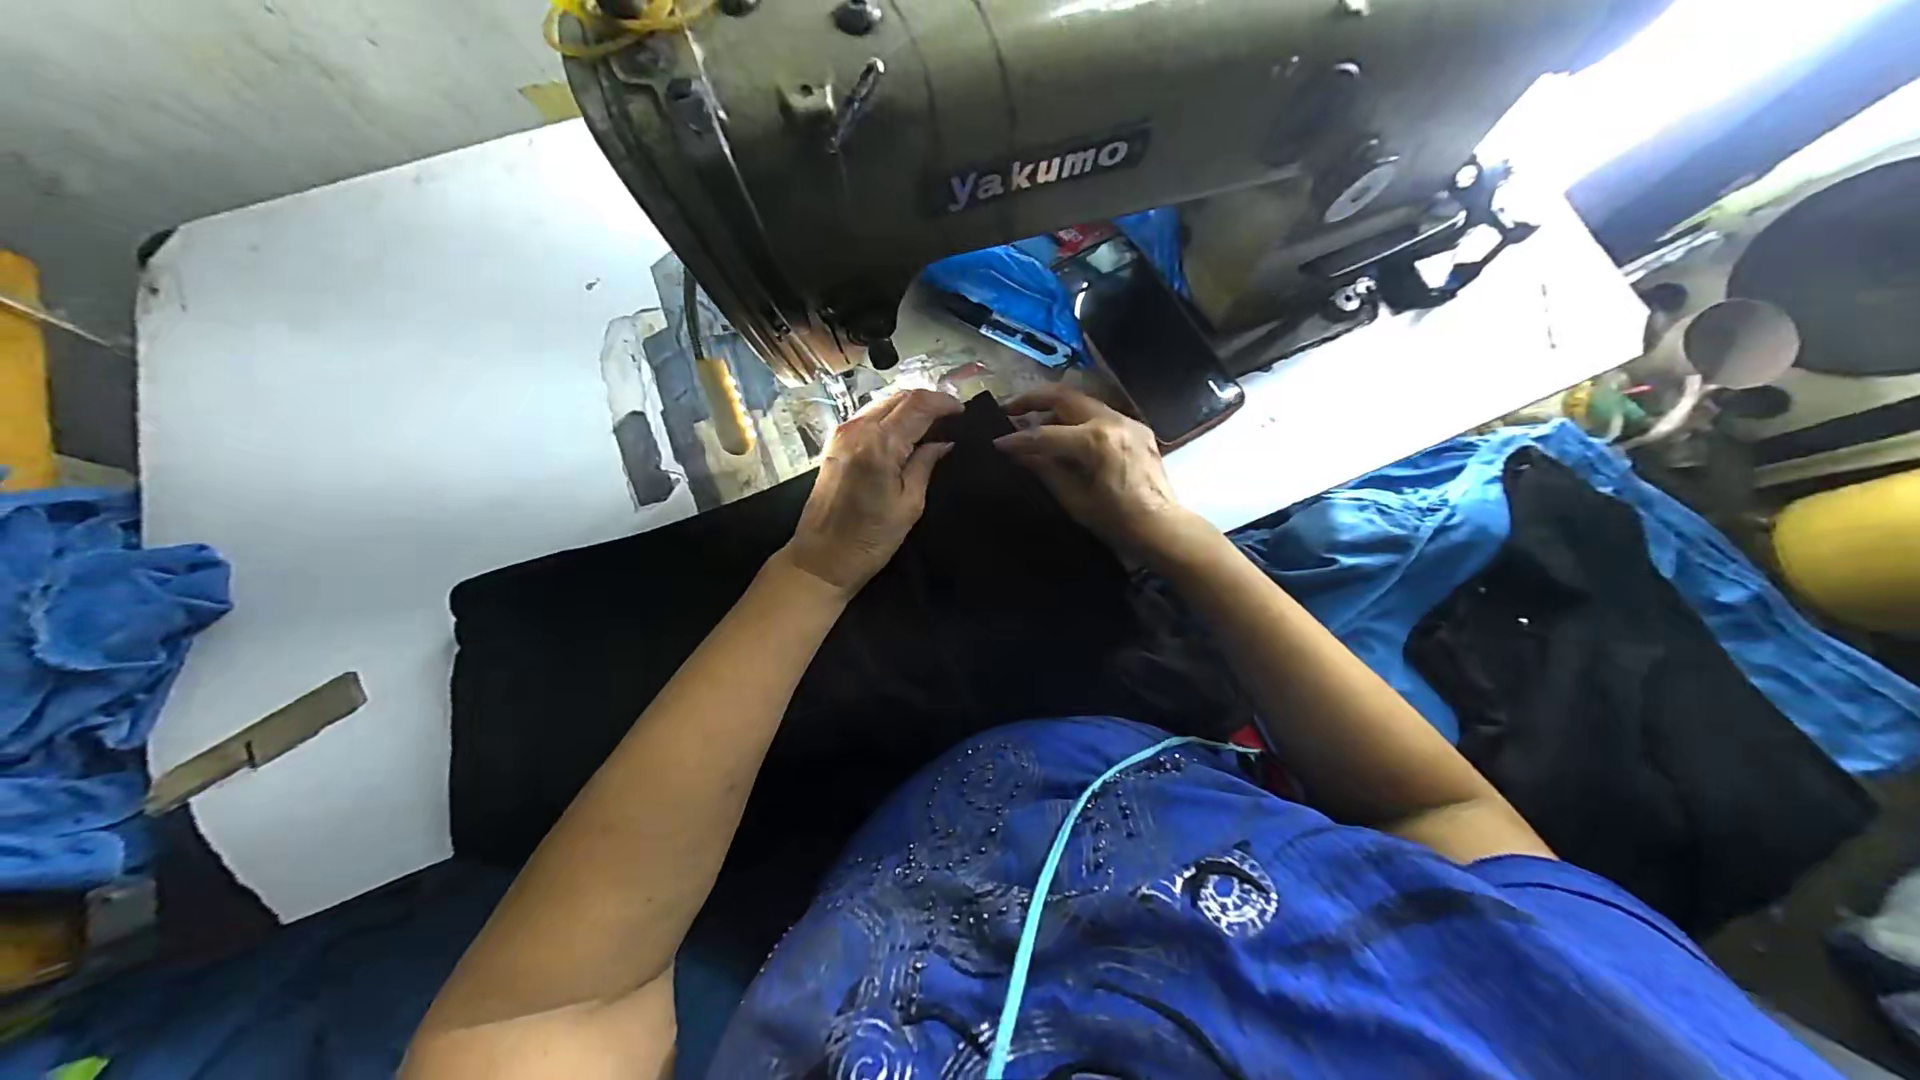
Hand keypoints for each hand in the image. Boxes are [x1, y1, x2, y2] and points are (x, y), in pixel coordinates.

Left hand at [781, 389, 962, 594]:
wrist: (822, 558)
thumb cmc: (870, 539)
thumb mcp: (909, 504)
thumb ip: (925, 464)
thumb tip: (944, 442)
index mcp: (879, 444)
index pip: (918, 404)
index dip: (944, 402)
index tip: (963, 412)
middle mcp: (858, 429)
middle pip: (900, 397)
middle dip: (929, 402)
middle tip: (951, 418)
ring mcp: (842, 433)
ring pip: (884, 403)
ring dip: (910, 408)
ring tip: (933, 425)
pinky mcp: (835, 443)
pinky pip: (869, 416)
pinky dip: (891, 417)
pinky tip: (906, 433)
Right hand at [995, 384, 1211, 565]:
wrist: (1162, 528)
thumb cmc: (1116, 522)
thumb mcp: (1074, 500)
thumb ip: (1045, 469)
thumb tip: (1018, 453)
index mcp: (1096, 441)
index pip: (1045, 434)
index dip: (1017, 439)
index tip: (997, 443)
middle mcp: (1112, 421)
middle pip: (1064, 396)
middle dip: (1033, 400)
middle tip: (1009, 409)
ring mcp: (1128, 422)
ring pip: (1082, 402)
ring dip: (1054, 408)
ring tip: (1032, 422)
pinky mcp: (1136, 428)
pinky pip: (1099, 414)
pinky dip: (1077, 419)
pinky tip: (1064, 434)